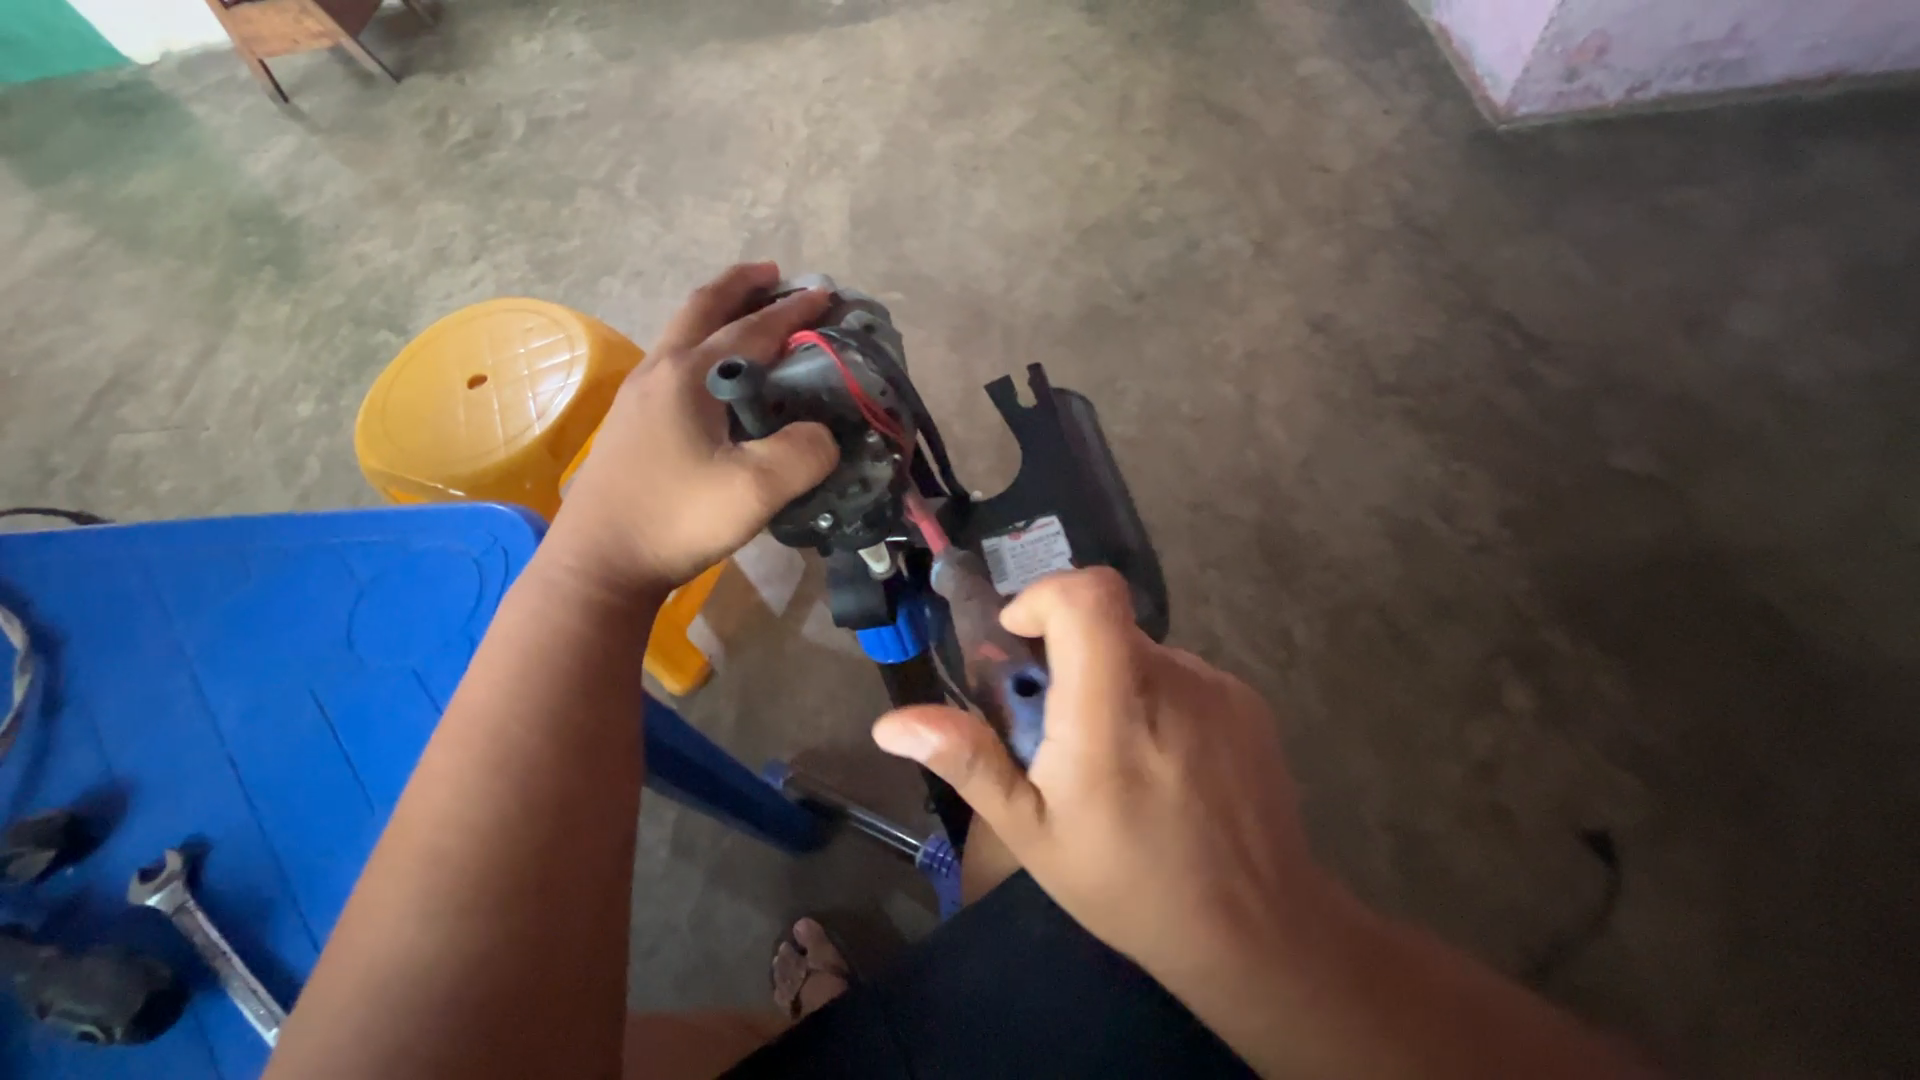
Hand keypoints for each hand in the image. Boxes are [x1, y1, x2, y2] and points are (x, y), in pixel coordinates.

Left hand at [546, 262, 839, 594]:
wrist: (600, 564)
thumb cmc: (675, 520)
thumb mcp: (754, 491)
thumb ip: (803, 454)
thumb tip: (824, 435)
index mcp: (688, 377)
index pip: (750, 329)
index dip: (792, 311)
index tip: (826, 294)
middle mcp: (658, 373)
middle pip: (701, 309)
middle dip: (740, 286)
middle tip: (775, 275)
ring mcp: (638, 398)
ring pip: (682, 334)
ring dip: (719, 314)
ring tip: (751, 315)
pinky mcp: (633, 424)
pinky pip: (675, 364)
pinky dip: (705, 347)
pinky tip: (719, 377)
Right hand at [872, 568, 1334, 988]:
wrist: (1259, 928)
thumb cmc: (1129, 885)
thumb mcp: (1034, 834)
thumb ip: (969, 763)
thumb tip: (891, 724)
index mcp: (1111, 712)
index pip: (1088, 596)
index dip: (1045, 595)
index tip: (1019, 636)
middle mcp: (1171, 681)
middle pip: (1105, 626)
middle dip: (1068, 659)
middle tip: (1058, 730)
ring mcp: (1218, 687)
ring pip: (1142, 653)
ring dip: (1113, 684)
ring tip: (1115, 762)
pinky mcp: (1248, 701)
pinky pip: (1182, 676)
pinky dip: (1155, 700)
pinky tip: (1163, 766)